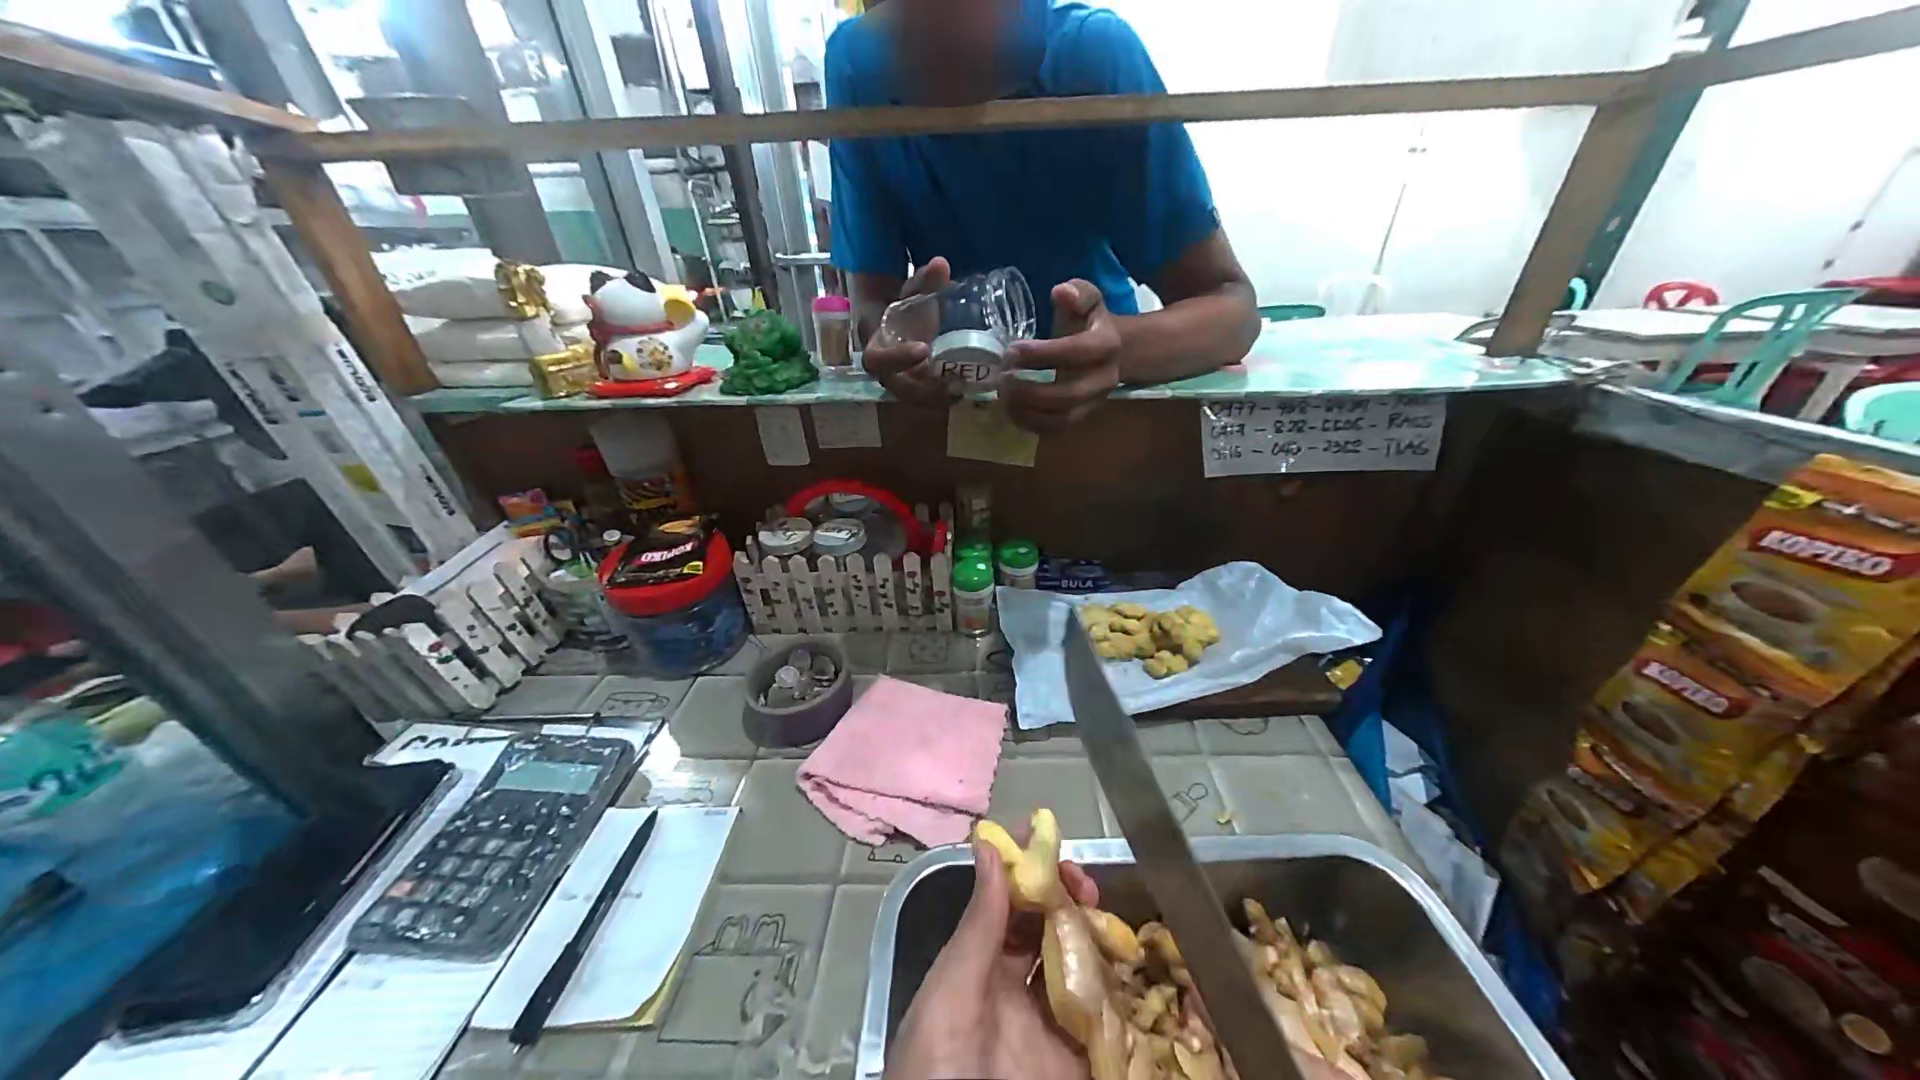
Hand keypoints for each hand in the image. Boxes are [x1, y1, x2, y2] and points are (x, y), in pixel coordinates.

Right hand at [866, 257, 960, 407]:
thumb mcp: (914, 297)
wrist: (908, 333)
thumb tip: (941, 263)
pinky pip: (932, 402)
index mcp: (878, 350)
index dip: (898, 358)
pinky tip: (965, 390)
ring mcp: (905, 387)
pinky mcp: (921, 395)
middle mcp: (889, 374)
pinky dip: (948, 397)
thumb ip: (924, 283)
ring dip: (939, 397)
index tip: (923, 349)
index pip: (877, 360)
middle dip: (923, 389)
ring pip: (918, 400)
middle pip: (900, 390)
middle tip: (949, 380)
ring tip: (960, 388)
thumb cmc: (908, 315)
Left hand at [885, 839, 1100, 1079]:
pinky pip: (1106, 1030)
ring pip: (1081, 973)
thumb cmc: (935, 1065)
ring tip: (1115, 924)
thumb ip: (977, 925)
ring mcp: (1049, 1032)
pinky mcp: (1078, 1069)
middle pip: (1050, 935)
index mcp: (979, 968)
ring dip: (1100, 944)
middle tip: (1089, 887)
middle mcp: (1016, 992)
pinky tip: (1134, 976)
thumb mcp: (950, 992)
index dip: (1033, 875)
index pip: (1010, 908)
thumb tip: (988, 847)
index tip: (1054, 848)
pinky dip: (1123, 1003)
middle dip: (1072, 903)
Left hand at [1003, 279, 1122, 432]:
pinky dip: (1029, 424)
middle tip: (1003, 377)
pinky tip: (1011, 409)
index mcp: (1107, 345)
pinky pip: (1055, 429)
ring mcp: (1092, 403)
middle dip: (1031, 389)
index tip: (1012, 350)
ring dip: (1027, 411)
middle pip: (1069, 395)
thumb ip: (1077, 293)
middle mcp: (1104, 379)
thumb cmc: (1089, 322)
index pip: (1077, 353)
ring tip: (1004, 395)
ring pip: (1061, 419)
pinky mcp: (1079, 418)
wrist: (1111, 352)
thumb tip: (1061, 292)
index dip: (1042, 354)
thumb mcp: (1087, 299)